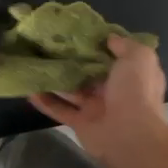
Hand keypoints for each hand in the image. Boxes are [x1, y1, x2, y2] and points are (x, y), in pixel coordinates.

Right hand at [29, 35, 167, 165]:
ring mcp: (96, 108)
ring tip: (35, 64)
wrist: (130, 135)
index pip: (114, 57)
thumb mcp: (138, 57)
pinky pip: (60, 110)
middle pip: (89, 73)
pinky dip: (45, 102)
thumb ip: (124, 45)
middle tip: (49, 45)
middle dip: (72, 61)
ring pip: (72, 91)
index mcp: (131, 75)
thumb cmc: (135, 91)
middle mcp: (114, 90)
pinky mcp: (80, 123)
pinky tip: (29, 90)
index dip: (99, 45)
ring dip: (55, 79)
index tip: (79, 33)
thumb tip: (110, 38)